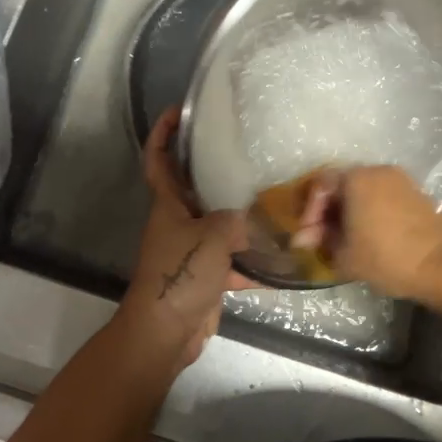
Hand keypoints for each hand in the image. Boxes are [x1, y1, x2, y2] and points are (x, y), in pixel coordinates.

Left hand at [120, 109, 251, 369]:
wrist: (165, 331)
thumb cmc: (179, 273)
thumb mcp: (212, 236)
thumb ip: (236, 220)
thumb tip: (256, 218)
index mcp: (168, 205)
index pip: (158, 160)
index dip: (163, 133)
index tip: (178, 111)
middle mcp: (178, 222)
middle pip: (193, 188)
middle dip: (212, 168)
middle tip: (245, 149)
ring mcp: (191, 251)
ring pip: (217, 224)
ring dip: (240, 216)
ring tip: (273, 196)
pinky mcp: (206, 277)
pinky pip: (232, 260)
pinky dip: (254, 260)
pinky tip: (282, 257)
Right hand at [310, 166, 441, 300]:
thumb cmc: (386, 257)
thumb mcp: (345, 255)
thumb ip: (320, 241)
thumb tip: (305, 237)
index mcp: (356, 177)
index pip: (321, 184)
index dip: (309, 210)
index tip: (307, 236)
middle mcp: (377, 170)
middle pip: (343, 184)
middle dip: (328, 211)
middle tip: (322, 238)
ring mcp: (400, 180)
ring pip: (364, 191)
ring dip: (349, 212)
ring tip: (344, 239)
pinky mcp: (416, 194)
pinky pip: (383, 196)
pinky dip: (370, 211)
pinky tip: (368, 235)